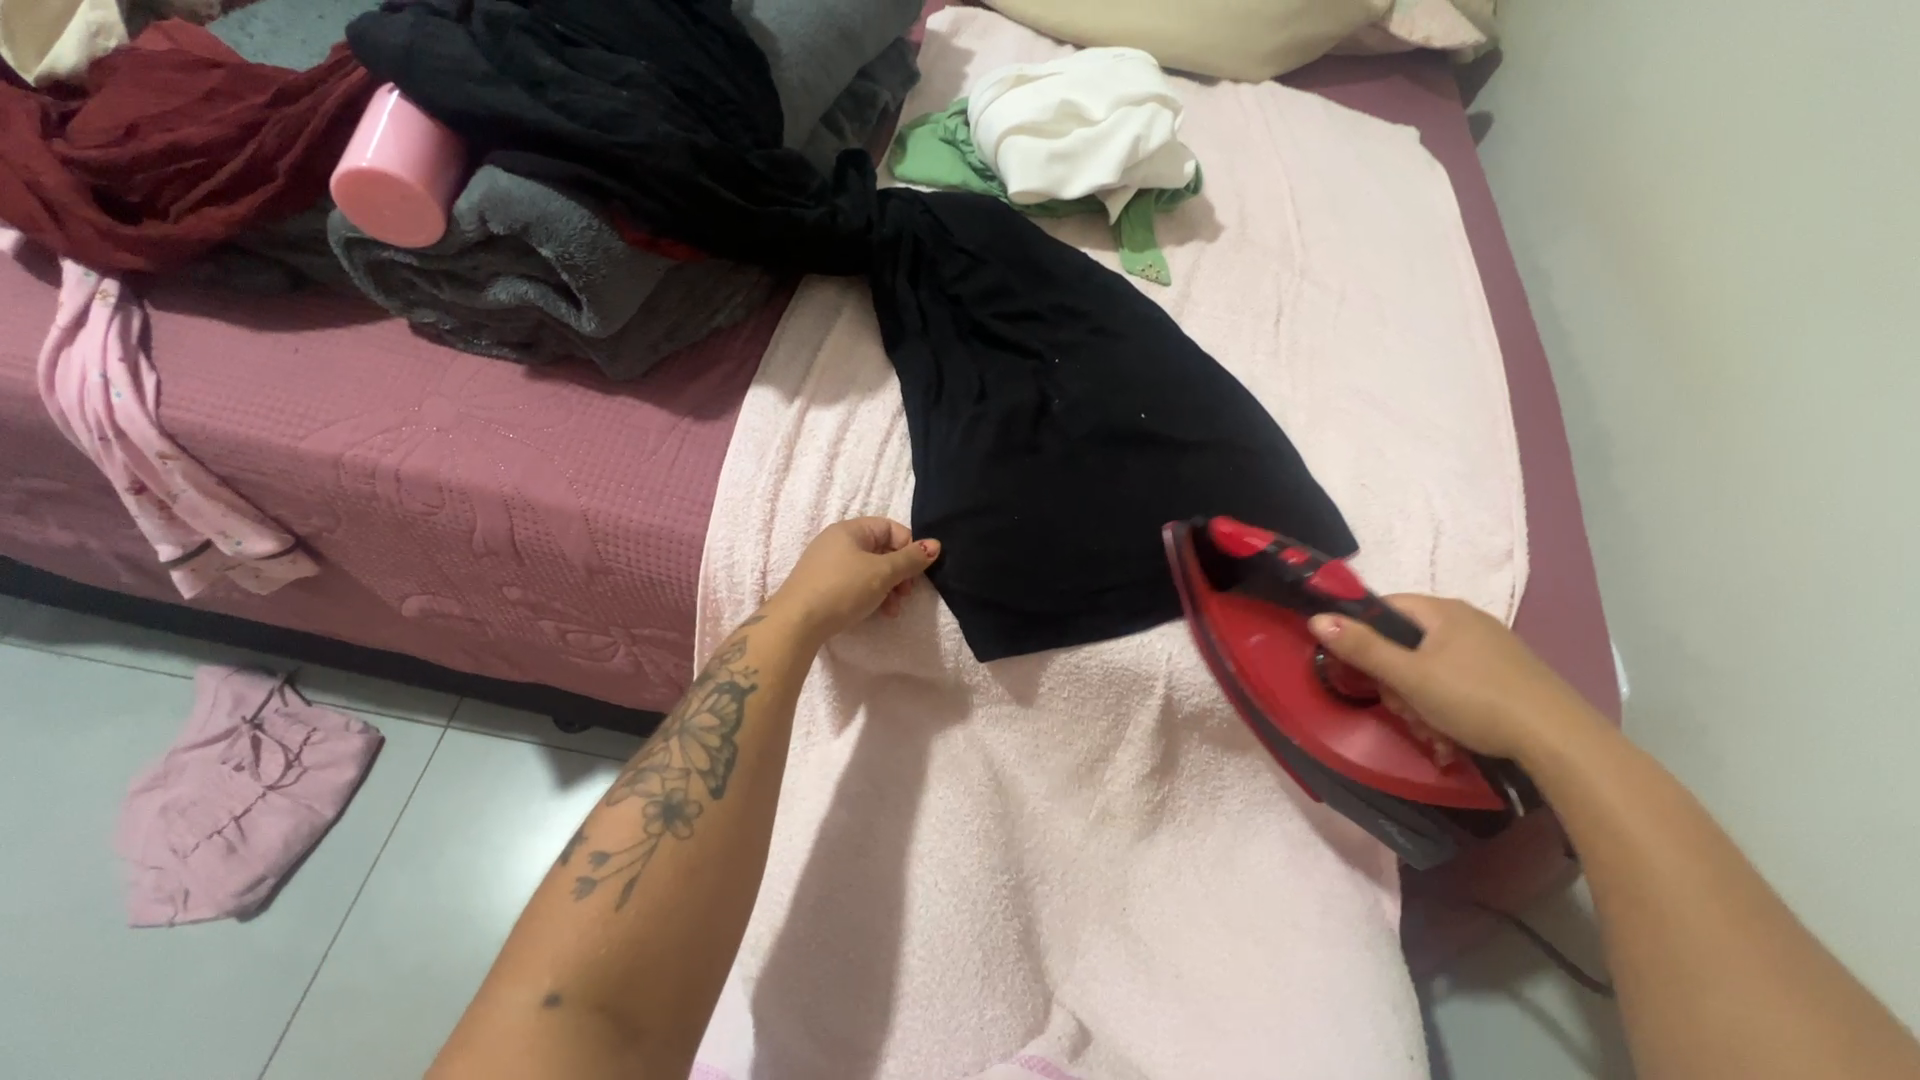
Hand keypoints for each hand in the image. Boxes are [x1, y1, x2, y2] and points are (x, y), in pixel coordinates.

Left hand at [763, 517, 940, 644]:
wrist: (797, 622)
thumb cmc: (842, 588)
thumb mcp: (882, 573)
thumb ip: (910, 559)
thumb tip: (935, 544)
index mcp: (850, 530)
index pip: (890, 528)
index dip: (909, 547)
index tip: (917, 571)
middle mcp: (837, 541)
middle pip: (881, 550)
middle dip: (900, 572)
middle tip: (906, 594)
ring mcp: (828, 564)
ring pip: (870, 569)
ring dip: (888, 588)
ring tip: (893, 610)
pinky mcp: (823, 586)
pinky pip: (855, 583)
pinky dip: (871, 595)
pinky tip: (877, 613)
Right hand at [1307, 595, 1606, 765]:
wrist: (1558, 739)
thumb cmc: (1475, 699)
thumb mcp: (1409, 677)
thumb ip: (1362, 648)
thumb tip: (1317, 618)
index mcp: (1442, 611)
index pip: (1385, 608)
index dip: (1364, 635)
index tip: (1360, 669)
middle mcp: (1466, 621)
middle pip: (1406, 643)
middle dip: (1396, 681)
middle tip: (1403, 708)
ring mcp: (1490, 648)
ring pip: (1430, 669)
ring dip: (1420, 702)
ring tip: (1431, 730)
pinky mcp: (1506, 676)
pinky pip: (1457, 684)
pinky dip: (1447, 709)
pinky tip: (1452, 735)